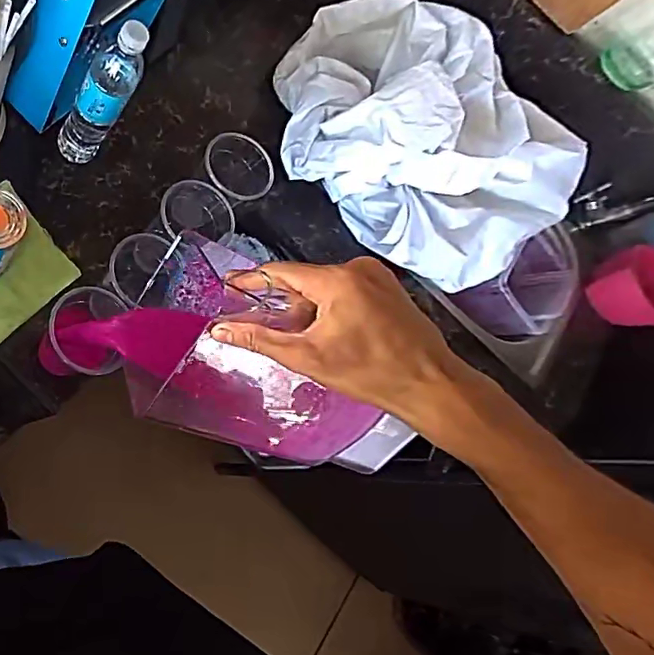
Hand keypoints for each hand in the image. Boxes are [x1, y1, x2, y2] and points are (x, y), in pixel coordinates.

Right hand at [209, 258, 512, 459]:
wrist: (430, 385)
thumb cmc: (373, 373)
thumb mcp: (307, 357)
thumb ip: (259, 338)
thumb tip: (223, 329)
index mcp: (337, 280)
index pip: (280, 272)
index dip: (251, 280)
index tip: (230, 285)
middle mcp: (357, 269)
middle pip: (302, 280)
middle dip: (283, 304)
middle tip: (267, 327)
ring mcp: (376, 277)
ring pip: (323, 286)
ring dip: (307, 309)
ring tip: (305, 339)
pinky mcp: (387, 288)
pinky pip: (345, 290)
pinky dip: (329, 308)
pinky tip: (329, 334)